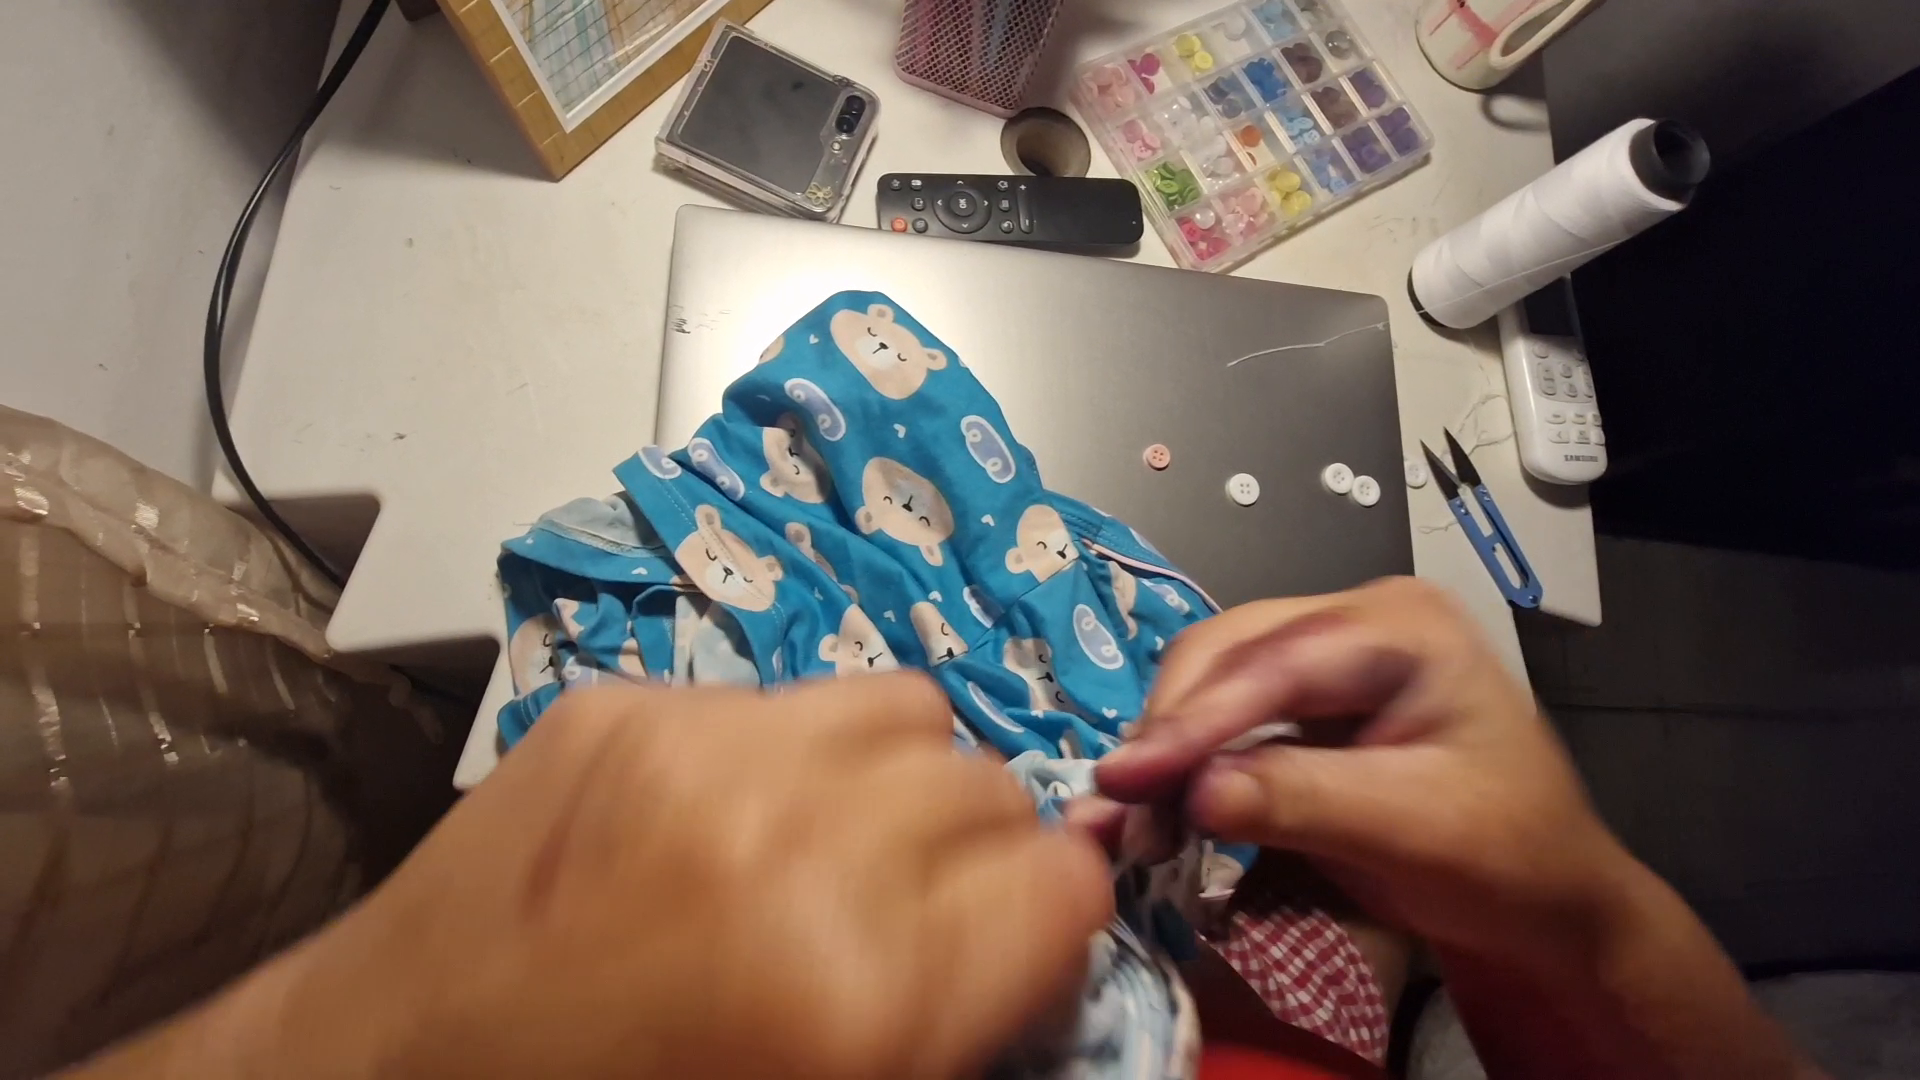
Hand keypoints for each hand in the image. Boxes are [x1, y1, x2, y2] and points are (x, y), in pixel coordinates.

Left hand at [98, 677, 1111, 1079]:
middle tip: (913, 896)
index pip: (1064, 882)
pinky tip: (735, 806)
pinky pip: (793, 696)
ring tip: (838, 826)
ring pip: (913, 707)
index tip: (1016, 930)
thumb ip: (961, 1010)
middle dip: (979, 849)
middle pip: (993, 785)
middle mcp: (797, 838)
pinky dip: (802, 748)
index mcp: (858, 992)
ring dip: (902, 772)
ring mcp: (703, 747)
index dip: (1053, 912)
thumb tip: (1045, 910)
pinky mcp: (634, 704)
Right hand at [1090, 577, 1636, 978]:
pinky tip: (1161, 794)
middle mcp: (1346, 617)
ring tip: (1134, 808)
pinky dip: (1182, 755)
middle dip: (1170, 729)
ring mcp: (1315, 650)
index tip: (1127, 776)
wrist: (1539, 896)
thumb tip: (1192, 793)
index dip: (1195, 720)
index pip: (1274, 662)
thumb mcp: (1418, 832)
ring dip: (1165, 744)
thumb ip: (1304, 802)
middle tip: (1123, 801)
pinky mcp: (1291, 693)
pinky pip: (1216, 708)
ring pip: (1206, 676)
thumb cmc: (1509, 858)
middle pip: (1224, 653)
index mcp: (1400, 626)